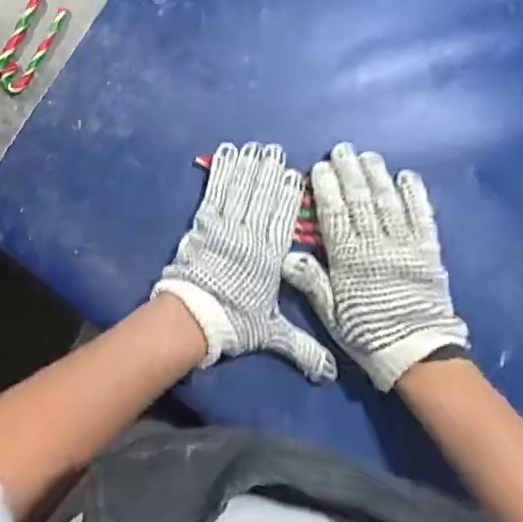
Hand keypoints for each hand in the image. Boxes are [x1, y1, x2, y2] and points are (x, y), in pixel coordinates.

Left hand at [153, 142, 336, 379]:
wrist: (195, 316)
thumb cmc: (235, 322)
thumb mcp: (272, 335)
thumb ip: (301, 348)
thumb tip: (327, 374)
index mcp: (270, 256)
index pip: (283, 218)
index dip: (288, 194)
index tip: (295, 173)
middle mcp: (249, 236)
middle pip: (262, 197)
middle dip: (269, 173)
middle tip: (274, 150)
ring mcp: (224, 227)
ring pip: (239, 190)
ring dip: (246, 168)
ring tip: (253, 148)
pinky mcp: (203, 224)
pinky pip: (214, 193)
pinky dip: (220, 174)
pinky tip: (224, 157)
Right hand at [295, 143, 468, 390]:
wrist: (417, 354)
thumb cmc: (365, 332)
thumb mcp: (330, 312)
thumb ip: (311, 281)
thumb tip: (288, 257)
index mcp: (349, 260)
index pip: (335, 215)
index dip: (326, 189)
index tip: (319, 167)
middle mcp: (377, 247)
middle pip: (362, 202)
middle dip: (351, 173)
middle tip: (342, 150)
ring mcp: (406, 248)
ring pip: (390, 204)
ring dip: (378, 177)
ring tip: (369, 156)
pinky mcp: (429, 254)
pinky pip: (423, 219)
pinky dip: (416, 197)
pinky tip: (408, 178)